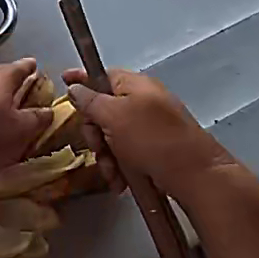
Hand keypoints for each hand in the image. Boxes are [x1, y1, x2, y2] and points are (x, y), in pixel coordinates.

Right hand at [63, 68, 233, 200]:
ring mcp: (149, 126)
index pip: (102, 75)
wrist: (194, 174)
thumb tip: (75, 86)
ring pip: (112, 136)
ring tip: (112, 173)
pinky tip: (121, 182)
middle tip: (97, 148)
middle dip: (95, 133)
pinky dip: (120, 166)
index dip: (82, 79)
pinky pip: (127, 152)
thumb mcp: (114, 116)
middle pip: (103, 110)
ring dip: (106, 156)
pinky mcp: (154, 148)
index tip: (63, 81)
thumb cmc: (152, 139)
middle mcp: (142, 101)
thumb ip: (91, 101)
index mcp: (134, 85)